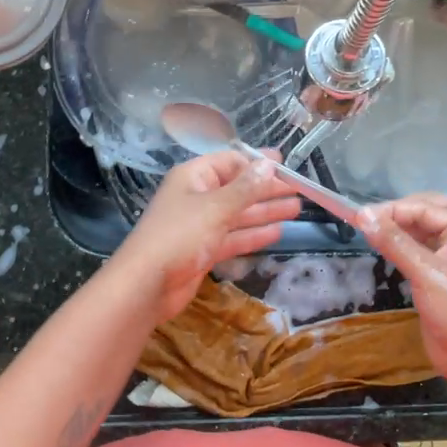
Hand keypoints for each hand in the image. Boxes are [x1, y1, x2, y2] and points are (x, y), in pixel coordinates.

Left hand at [111, 151, 300, 322]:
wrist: (147, 284)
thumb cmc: (179, 236)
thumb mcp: (216, 208)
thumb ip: (246, 188)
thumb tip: (269, 164)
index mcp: (193, 177)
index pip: (230, 162)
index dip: (257, 163)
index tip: (286, 165)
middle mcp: (197, 197)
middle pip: (237, 188)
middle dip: (267, 189)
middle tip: (300, 189)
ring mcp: (200, 225)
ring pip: (238, 214)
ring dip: (265, 212)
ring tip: (296, 210)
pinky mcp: (204, 250)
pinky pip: (233, 237)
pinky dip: (253, 235)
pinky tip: (277, 233)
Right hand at [365, 193, 446, 377]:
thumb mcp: (425, 273)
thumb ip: (395, 242)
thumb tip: (364, 215)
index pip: (426, 208)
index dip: (393, 209)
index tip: (361, 216)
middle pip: (432, 212)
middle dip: (403, 211)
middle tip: (374, 219)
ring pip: (427, 232)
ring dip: (403, 229)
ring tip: (375, 233)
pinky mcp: (443, 281)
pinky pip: (422, 253)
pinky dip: (404, 247)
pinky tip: (388, 252)